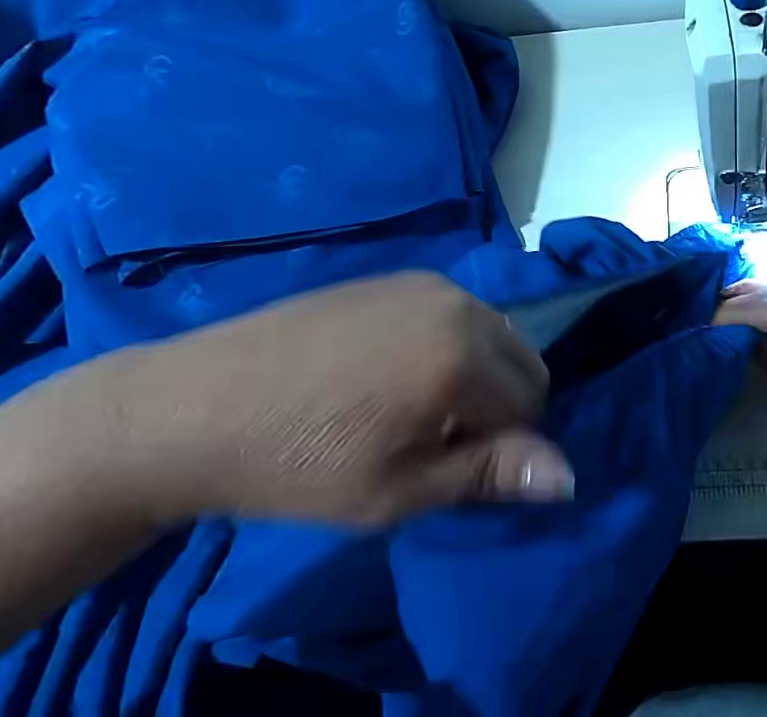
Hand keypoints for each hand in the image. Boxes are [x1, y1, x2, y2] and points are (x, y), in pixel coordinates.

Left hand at [65, 271, 573, 525]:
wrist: (197, 404)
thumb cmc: (301, 461)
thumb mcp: (399, 488)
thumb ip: (490, 474)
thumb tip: (569, 477)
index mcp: (462, 352)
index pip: (532, 404)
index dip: (503, 446)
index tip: (449, 465)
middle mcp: (456, 302)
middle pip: (523, 359)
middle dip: (499, 403)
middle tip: (434, 439)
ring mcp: (423, 281)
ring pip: (491, 332)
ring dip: (475, 373)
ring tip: (407, 406)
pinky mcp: (392, 277)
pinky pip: (453, 313)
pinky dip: (446, 344)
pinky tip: (385, 372)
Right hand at [713, 281, 766, 442]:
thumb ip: (759, 347)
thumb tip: (736, 335)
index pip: (750, 306)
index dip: (722, 315)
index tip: (699, 324)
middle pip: (764, 289)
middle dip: (734, 298)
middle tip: (705, 309)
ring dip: (753, 295)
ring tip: (726, 305)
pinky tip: (759, 309)